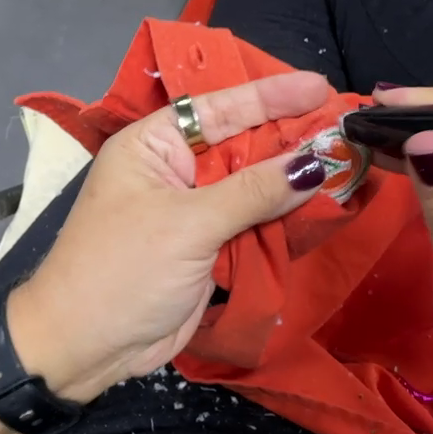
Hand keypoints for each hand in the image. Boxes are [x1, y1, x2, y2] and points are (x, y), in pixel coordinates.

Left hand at [7, 72, 335, 400]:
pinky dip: (284, 217)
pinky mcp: (205, 248)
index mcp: (152, 147)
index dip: (268, 96)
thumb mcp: (187, 224)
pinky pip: (252, 223)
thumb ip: (252, 192)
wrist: (85, 346)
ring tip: (347, 162)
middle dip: (290, 138)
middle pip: (240, 145)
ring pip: (251, 186)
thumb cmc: (122, 269)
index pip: (216, 109)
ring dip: (293, 180)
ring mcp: (191, 211)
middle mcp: (172, 171)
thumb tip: (314, 163)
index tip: (318, 87)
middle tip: (346, 127)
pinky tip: (322, 205)